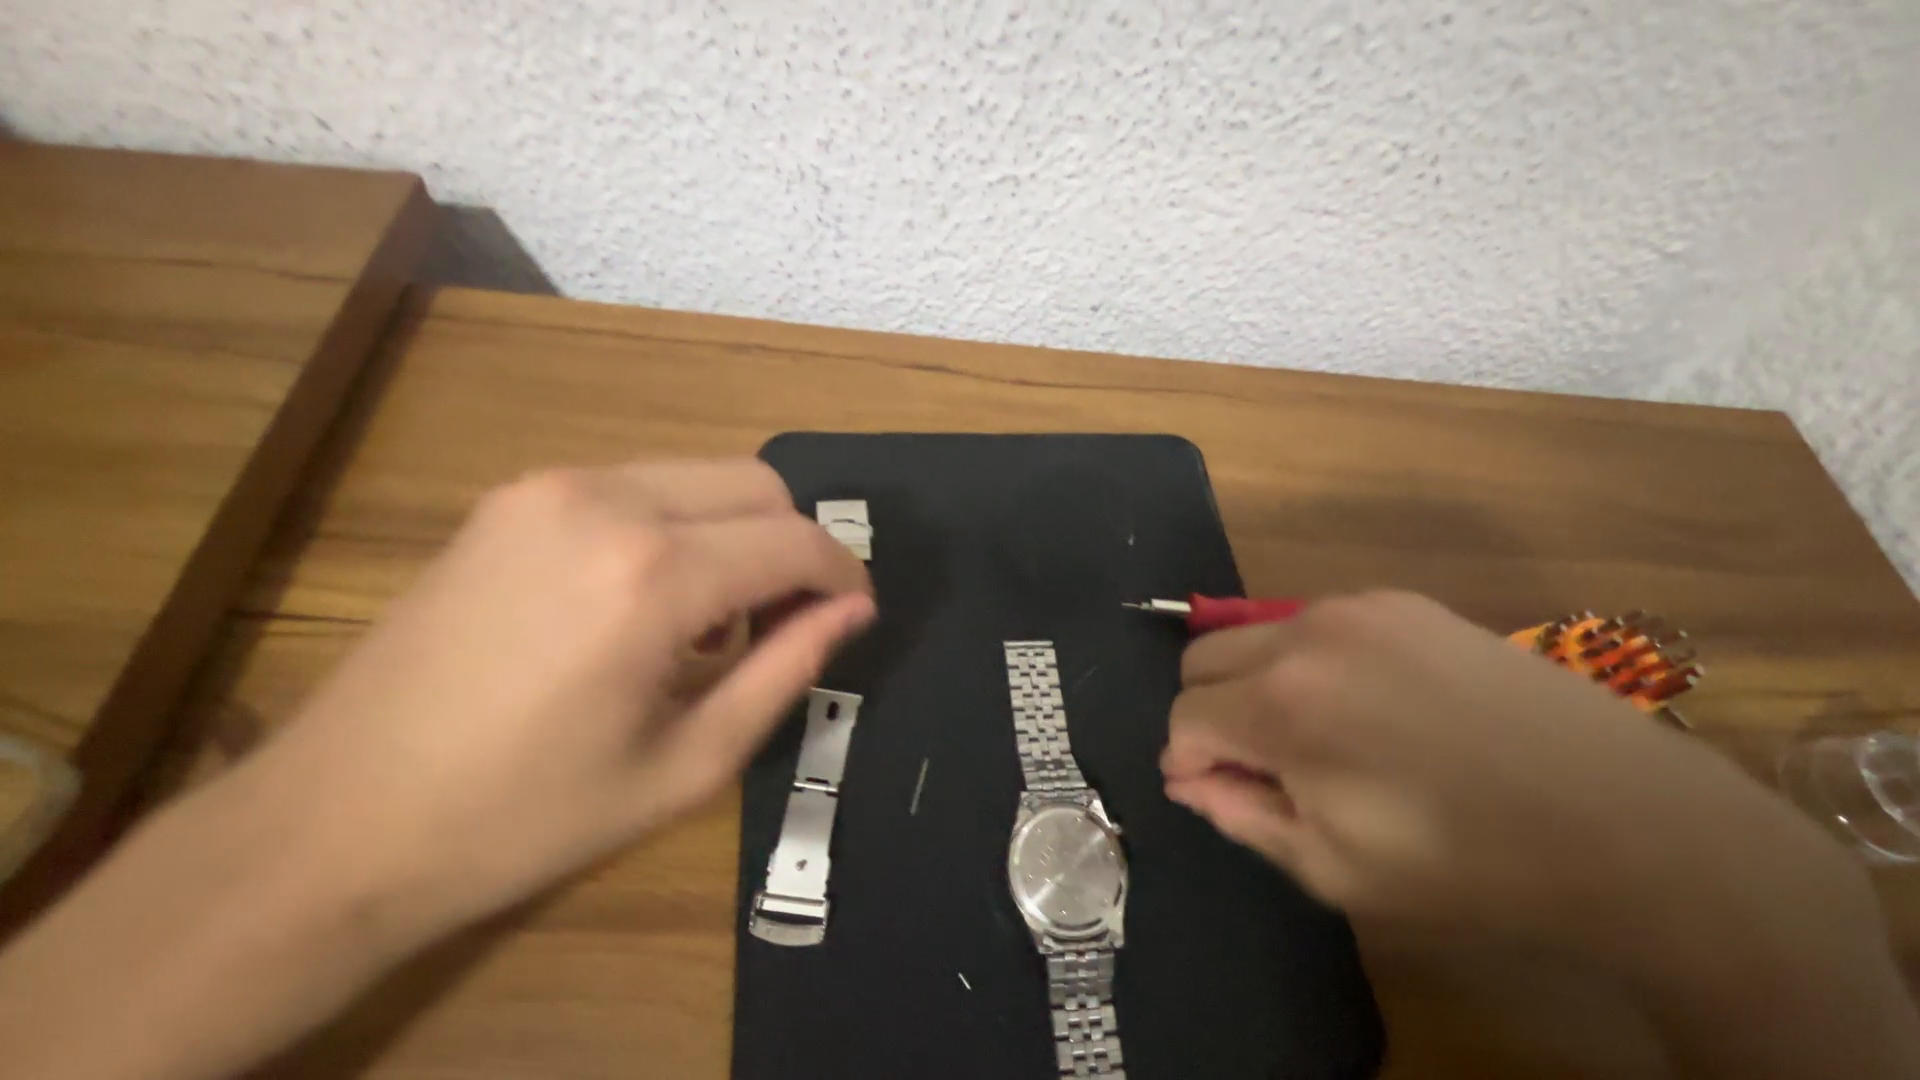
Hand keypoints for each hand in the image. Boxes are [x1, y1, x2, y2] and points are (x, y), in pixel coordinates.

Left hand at [239, 459, 873, 950]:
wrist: (338, 820)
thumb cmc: (528, 816)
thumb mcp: (688, 764)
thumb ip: (786, 672)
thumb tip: (852, 613)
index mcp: (653, 575)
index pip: (795, 540)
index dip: (842, 576)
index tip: (854, 615)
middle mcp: (606, 501)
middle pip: (757, 482)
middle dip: (795, 544)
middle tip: (788, 623)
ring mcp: (549, 488)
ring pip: (698, 477)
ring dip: (735, 533)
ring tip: (713, 622)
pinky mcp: (511, 499)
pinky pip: (636, 487)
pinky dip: (677, 527)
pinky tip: (647, 602)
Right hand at [1160, 591, 1870, 961]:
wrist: (1626, 821)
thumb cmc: (1467, 864)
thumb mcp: (1334, 868)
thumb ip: (1241, 815)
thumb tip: (1191, 779)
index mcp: (1283, 705)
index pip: (1184, 716)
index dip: (1190, 762)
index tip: (1219, 793)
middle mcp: (1306, 635)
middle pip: (1202, 657)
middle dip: (1210, 713)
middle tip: (1261, 766)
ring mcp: (1358, 609)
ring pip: (1255, 634)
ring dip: (1256, 683)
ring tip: (1319, 738)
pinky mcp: (1404, 602)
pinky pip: (1315, 625)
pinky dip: (1310, 662)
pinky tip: (1368, 708)